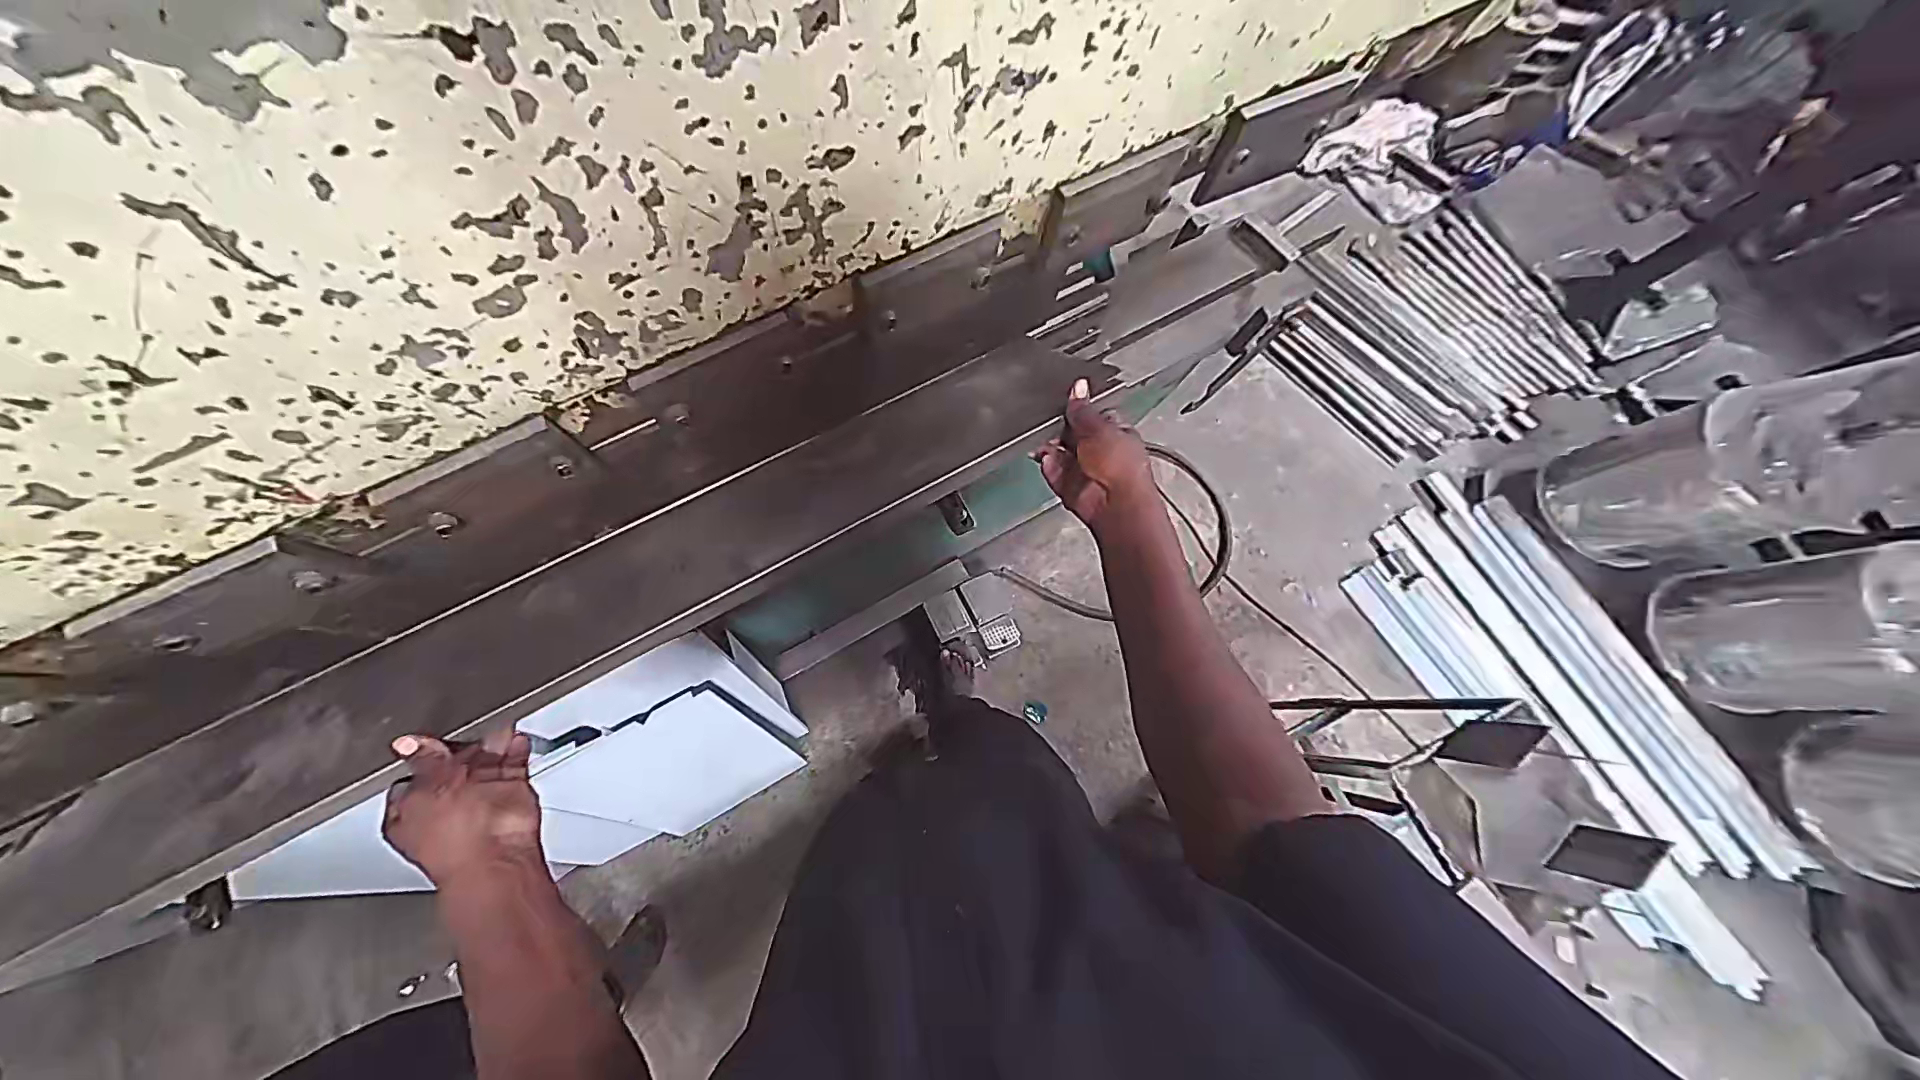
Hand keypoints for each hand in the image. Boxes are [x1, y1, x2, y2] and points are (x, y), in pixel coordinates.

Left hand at [383, 729, 543, 886]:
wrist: (498, 854)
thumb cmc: (453, 839)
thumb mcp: (427, 788)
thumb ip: (424, 760)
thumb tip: (408, 744)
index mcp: (408, 811)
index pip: (415, 771)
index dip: (424, 750)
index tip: (429, 737)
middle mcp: (445, 807)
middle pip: (453, 764)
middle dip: (462, 748)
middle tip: (466, 735)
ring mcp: (480, 801)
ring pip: (485, 762)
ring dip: (491, 745)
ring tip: (494, 733)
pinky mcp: (511, 794)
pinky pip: (513, 764)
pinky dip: (515, 750)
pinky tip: (513, 741)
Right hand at [1036, 378, 1155, 534]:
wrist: (1115, 503)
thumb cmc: (1121, 467)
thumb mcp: (1098, 427)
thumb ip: (1082, 409)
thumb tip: (1078, 387)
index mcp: (1115, 433)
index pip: (1091, 417)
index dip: (1076, 412)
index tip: (1063, 407)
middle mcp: (1100, 453)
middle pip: (1071, 435)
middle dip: (1057, 432)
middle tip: (1050, 428)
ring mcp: (1085, 471)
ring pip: (1058, 454)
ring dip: (1049, 450)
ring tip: (1046, 446)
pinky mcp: (1071, 487)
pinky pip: (1053, 472)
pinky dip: (1048, 467)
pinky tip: (1047, 461)